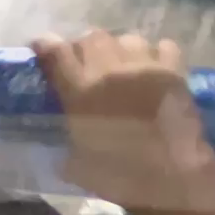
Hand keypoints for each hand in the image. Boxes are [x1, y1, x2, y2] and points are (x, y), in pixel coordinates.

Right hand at [33, 32, 214, 212]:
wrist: (169, 177)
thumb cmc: (116, 176)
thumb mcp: (75, 160)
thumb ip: (67, 133)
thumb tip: (64, 127)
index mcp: (81, 93)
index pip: (56, 54)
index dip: (45, 45)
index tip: (40, 45)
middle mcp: (110, 71)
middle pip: (92, 37)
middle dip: (83, 46)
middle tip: (82, 62)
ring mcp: (145, 66)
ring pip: (126, 39)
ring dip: (118, 49)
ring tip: (118, 66)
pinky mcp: (174, 71)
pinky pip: (161, 46)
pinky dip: (152, 53)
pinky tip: (150, 68)